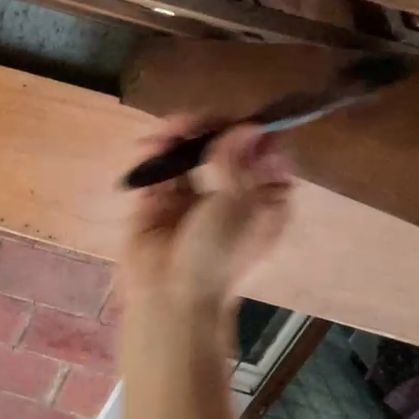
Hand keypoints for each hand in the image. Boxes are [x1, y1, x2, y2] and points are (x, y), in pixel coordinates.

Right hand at [123, 122, 293, 310]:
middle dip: (211, 129)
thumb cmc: (216, 255)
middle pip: (225, 148)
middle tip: (196, 122)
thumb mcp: (238, 206)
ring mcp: (191, 198)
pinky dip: (157, 153)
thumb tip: (246, 126)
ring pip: (190, 154)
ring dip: (181, 136)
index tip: (241, 123)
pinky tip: (154, 144)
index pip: (265, 154)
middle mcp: (229, 195)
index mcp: (263, 200)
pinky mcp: (156, 201)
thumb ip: (237, 163)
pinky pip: (160, 169)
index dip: (254, 133)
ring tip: (170, 130)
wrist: (170, 295)